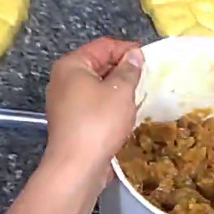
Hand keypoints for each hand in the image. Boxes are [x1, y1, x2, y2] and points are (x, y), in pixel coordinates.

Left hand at [42, 38, 143, 187]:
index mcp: (72, 65)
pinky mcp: (71, 122)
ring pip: (97, 88)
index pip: (103, 46)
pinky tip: (126, 115)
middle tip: (148, 79)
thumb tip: (134, 55)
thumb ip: (129, 70)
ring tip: (141, 97)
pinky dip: (110, 107)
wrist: (77, 166)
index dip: (128, 49)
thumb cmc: (98, 123)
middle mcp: (63, 80)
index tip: (150, 59)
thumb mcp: (120, 91)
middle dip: (123, 71)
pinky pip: (94, 106)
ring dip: (119, 91)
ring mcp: (65, 103)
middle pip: (98, 66)